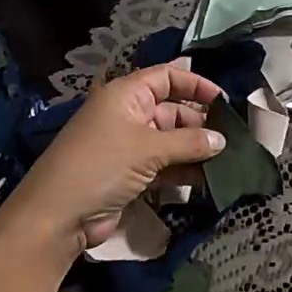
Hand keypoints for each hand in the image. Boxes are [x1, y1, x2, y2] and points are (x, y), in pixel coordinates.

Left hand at [2, 63, 225, 249]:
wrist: (60, 213)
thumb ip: (188, 142)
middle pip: (170, 111)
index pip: (165, 77)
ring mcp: (125, 147)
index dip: (194, 84)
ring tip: (225, 162)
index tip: (223, 101)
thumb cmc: (102, 165)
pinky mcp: (127, 175)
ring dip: (193, 151)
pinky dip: (181, 171)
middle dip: (198, 124)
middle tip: (231, 140)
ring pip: (168, 142)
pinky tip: (207, 180)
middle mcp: (125, 116)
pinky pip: (161, 166)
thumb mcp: (148, 148)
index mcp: (124, 95)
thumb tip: (221, 140)